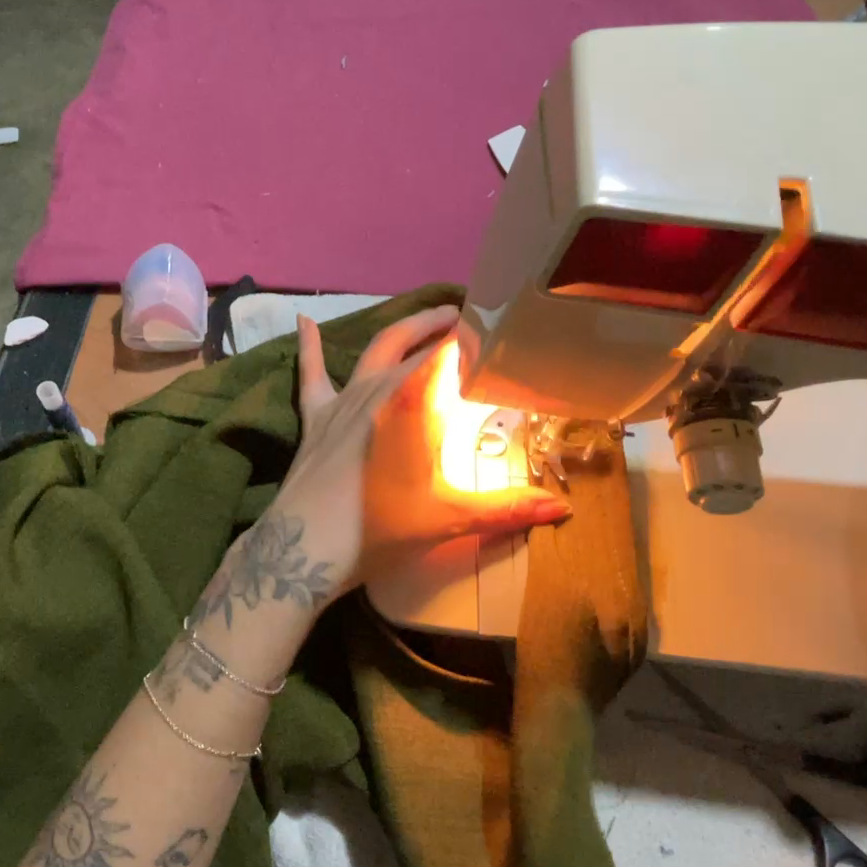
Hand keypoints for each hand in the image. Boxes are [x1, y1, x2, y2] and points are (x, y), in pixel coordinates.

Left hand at [267, 305, 569, 603]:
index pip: (450, 353)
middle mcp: (377, 388)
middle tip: (467, 318)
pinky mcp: (315, 417)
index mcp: (413, 403)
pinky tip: (302, 321)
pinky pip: (311, 375)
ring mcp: (342, 400)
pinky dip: (308, 347)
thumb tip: (563, 509)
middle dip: (443, 326)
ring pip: (374, 350)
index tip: (501, 329)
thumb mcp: (448, 520)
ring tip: (430, 317)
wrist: (304, 548)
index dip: (475, 336)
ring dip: (403, 330)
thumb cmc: (379, 529)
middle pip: (414, 343)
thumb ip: (505, 509)